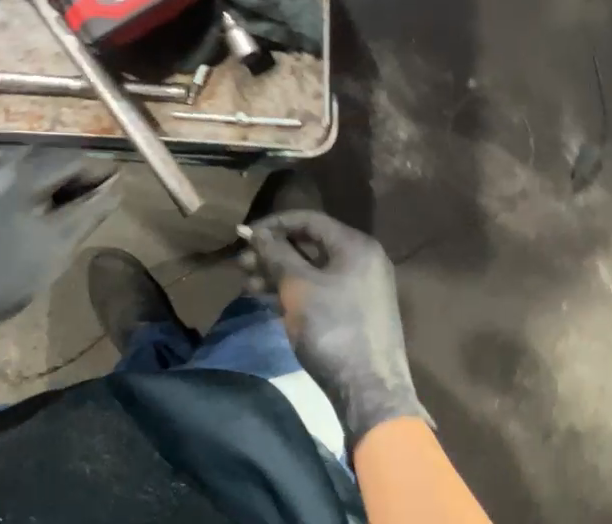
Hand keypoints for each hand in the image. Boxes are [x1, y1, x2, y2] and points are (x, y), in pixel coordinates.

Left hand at [0, 148, 119, 371]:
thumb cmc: (3, 278)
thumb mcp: (57, 245)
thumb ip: (91, 210)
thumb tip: (117, 185)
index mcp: (16, 171)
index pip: (70, 158)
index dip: (98, 171)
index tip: (118, 185)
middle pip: (47, 157)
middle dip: (74, 175)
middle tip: (97, 198)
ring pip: (26, 165)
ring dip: (51, 180)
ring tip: (69, 206)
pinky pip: (6, 176)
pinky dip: (27, 187)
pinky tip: (37, 210)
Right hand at [245, 210, 429, 441]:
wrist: (369, 392)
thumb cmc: (332, 329)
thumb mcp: (298, 288)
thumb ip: (276, 254)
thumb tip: (255, 232)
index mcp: (355, 245)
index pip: (309, 219)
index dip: (273, 224)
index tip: (243, 237)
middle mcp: (362, 260)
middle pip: (310, 245)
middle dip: (273, 253)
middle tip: (241, 265)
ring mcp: (361, 288)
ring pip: (313, 270)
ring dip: (279, 274)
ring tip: (247, 285)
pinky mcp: (355, 313)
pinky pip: (320, 290)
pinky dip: (295, 292)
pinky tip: (268, 301)